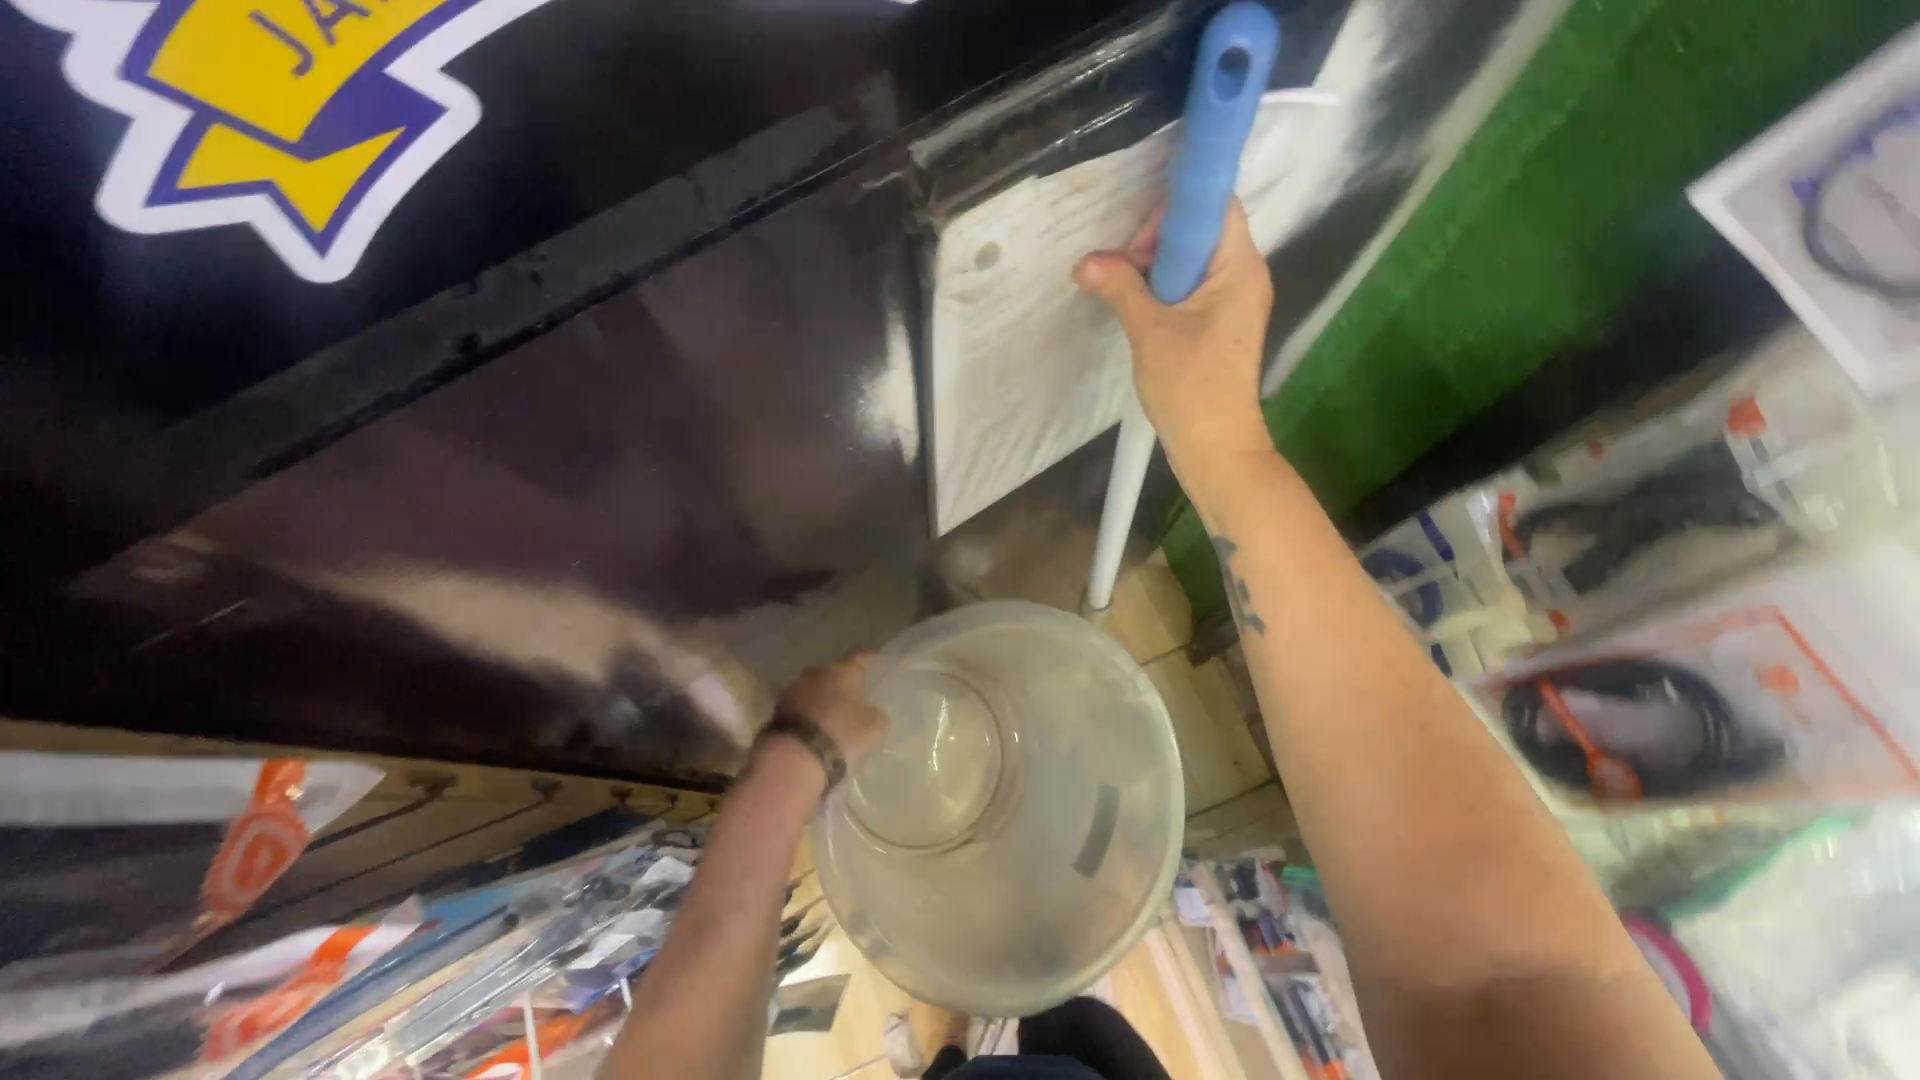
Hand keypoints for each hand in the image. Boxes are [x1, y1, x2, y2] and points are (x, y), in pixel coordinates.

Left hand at [776, 652, 889, 768]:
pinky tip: (813, 729)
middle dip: (839, 681)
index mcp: (841, 672)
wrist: (794, 757)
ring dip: (819, 699)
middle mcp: (814, 675)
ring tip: (830, 714)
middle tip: (850, 693)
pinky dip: (806, 716)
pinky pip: (798, 710)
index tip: (876, 657)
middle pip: (830, 673)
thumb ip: (876, 716)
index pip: (859, 658)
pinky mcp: (776, 713)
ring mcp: (791, 692)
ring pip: (811, 690)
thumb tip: (872, 713)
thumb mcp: (873, 727)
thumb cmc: (841, 733)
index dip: (869, 658)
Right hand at [1072, 199, 1275, 479]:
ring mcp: (1233, 301)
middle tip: (1124, 271)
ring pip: (1192, 261)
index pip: (1214, 205)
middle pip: (1200, 230)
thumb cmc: (1190, 386)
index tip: (1137, 241)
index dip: (1173, 210)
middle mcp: (1244, 275)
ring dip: (1155, 269)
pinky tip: (1137, 309)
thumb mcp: (1149, 331)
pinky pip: (1191, 288)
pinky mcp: (1220, 324)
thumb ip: (1119, 287)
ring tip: (1125, 292)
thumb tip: (1085, 262)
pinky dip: (1163, 290)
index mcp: (1239, 267)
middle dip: (1156, 242)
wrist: (1216, 447)